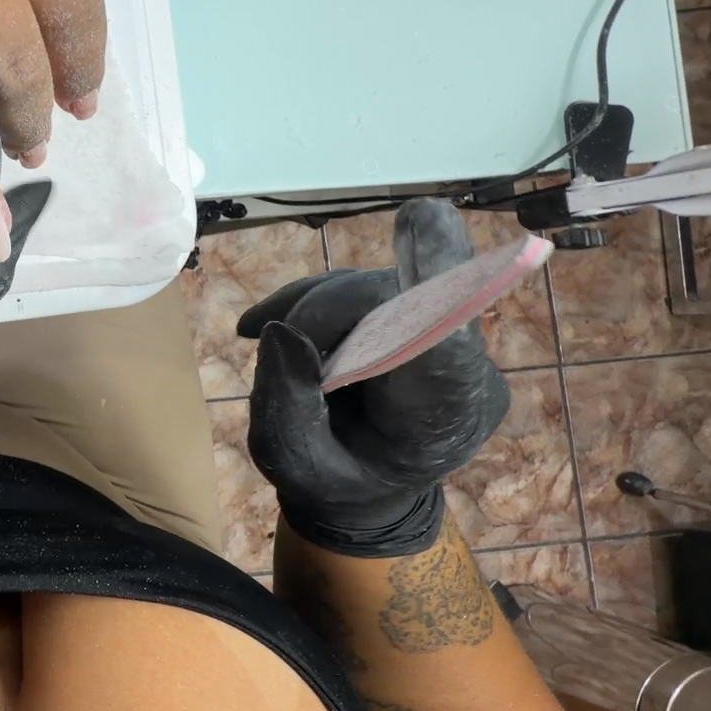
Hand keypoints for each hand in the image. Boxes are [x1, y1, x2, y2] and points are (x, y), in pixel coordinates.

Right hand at [236, 199, 510, 557]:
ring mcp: (435, 339)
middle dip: (318, 312)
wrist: (361, 491)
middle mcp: (455, 367)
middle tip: (264, 338)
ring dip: (304, 307)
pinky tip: (265, 324)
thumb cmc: (334, 485)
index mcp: (437, 416)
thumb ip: (285, 404)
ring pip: (369, 288)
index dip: (432, 277)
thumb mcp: (294, 464)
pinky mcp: (406, 321)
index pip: (443, 336)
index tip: (425, 218)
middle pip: (391, 301)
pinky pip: (356, 290)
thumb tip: (278, 331)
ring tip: (255, 334)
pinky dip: (302, 303)